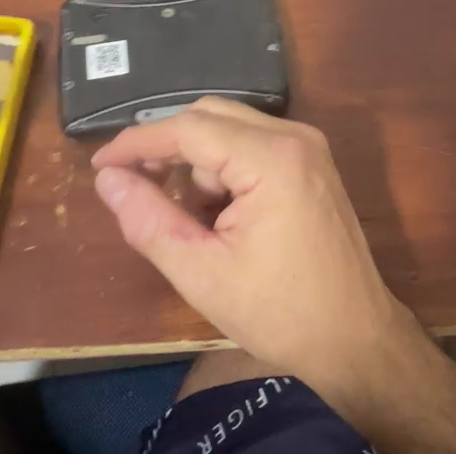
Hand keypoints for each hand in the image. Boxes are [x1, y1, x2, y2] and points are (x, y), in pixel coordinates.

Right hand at [90, 98, 423, 387]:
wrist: (356, 339)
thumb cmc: (280, 312)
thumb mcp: (201, 272)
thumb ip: (149, 221)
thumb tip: (107, 180)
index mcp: (272, 158)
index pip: (189, 127)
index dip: (138, 142)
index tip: (99, 165)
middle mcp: (293, 135)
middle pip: (209, 117)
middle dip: (167, 149)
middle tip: (134, 188)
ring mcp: (306, 146)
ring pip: (228, 129)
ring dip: (196, 164)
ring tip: (189, 222)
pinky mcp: (310, 161)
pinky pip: (250, 145)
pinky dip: (222, 170)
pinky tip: (218, 218)